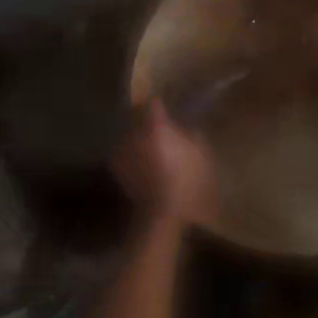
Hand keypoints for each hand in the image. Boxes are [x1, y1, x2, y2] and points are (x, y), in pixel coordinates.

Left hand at [114, 99, 214, 226]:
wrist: (163, 214)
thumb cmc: (187, 181)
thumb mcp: (201, 153)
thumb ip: (190, 133)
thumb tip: (183, 126)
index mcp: (155, 127)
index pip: (152, 103)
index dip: (160, 103)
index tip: (167, 106)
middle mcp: (133, 134)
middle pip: (136, 116)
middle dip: (147, 118)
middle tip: (161, 124)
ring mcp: (121, 151)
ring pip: (129, 133)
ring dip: (139, 136)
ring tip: (153, 145)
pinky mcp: (116, 167)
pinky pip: (126, 150)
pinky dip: (134, 152)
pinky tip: (146, 161)